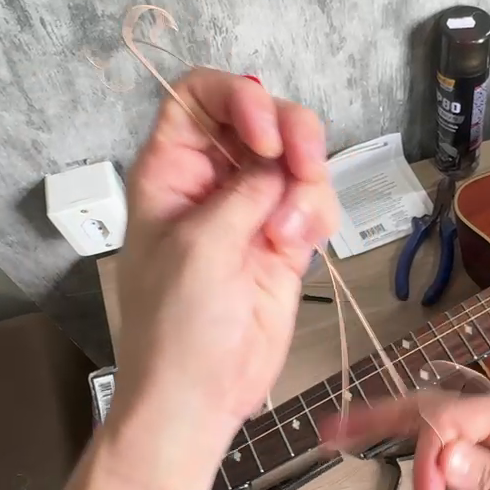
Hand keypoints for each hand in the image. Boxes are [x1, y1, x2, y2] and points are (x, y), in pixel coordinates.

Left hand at [113, 70, 338, 461]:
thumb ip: (244, 190)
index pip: (201, 96)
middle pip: (264, 118)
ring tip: (289, 235)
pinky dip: (316, 215)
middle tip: (302, 170)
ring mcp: (253, 208)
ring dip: (307, 186)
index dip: (237, 98)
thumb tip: (281, 157)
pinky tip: (299, 247)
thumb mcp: (200, 245)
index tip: (264, 135)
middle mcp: (214, 178)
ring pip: (299, 160)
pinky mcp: (285, 238)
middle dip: (292, 137)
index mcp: (172, 169)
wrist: (202, 393)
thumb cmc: (177, 323)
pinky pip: (314, 202)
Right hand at [329, 387, 489, 489]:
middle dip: (379, 418)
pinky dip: (414, 444)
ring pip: (435, 419)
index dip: (427, 464)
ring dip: (388, 425)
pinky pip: (450, 438)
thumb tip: (440, 458)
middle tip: (329, 431)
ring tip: (340, 432)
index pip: (449, 422)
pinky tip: (386, 443)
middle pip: (431, 406)